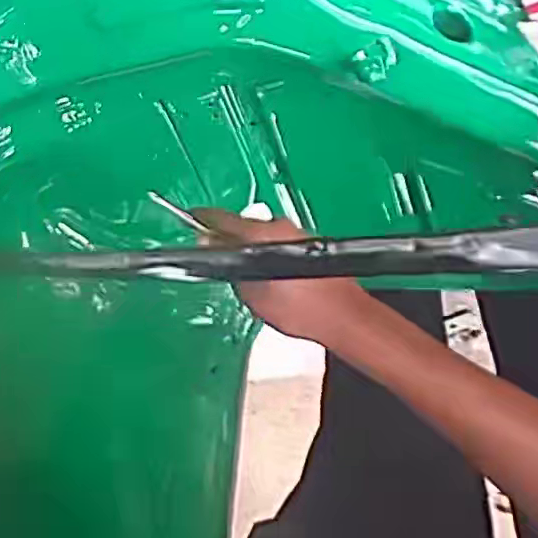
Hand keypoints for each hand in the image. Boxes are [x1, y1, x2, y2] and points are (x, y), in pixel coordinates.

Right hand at [190, 208, 390, 343]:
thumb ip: (227, 264)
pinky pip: (278, 240)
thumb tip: (211, 245)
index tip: (193, 219)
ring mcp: (297, 232)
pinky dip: (268, 250)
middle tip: (214, 251)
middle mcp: (279, 226)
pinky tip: (267, 272)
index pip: (221, 218)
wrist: (345, 318)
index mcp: (261, 234)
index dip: (203, 219)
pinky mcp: (310, 242)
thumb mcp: (250, 292)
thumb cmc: (301, 308)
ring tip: (242, 269)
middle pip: (242, 224)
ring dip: (250, 245)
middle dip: (227, 236)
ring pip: (262, 233)